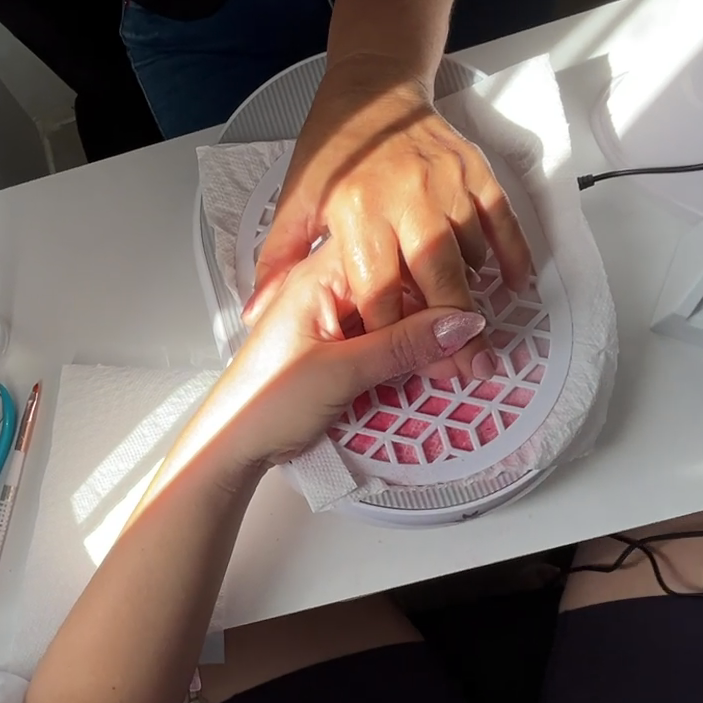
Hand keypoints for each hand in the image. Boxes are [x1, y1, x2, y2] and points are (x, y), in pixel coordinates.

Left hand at [187, 242, 483, 472]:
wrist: (229, 443)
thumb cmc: (265, 401)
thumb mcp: (340, 372)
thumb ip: (402, 344)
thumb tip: (464, 324)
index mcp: (320, 275)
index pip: (397, 260)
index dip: (440, 292)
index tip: (471, 332)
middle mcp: (329, 285)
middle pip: (402, 287)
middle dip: (440, 323)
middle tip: (472, 361)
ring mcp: (334, 314)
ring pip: (398, 314)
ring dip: (429, 341)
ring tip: (460, 371)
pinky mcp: (338, 343)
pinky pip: (386, 336)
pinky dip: (410, 353)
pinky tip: (433, 370)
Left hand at [248, 56, 532, 382]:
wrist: (374, 86)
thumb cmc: (332, 149)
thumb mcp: (295, 200)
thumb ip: (279, 260)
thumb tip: (255, 312)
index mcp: (358, 210)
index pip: (379, 288)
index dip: (394, 334)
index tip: (407, 367)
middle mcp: (408, 198)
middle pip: (436, 279)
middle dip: (451, 331)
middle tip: (466, 371)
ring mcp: (448, 184)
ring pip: (471, 256)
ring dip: (475, 298)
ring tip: (478, 338)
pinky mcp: (475, 172)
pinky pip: (503, 222)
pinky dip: (513, 256)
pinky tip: (513, 287)